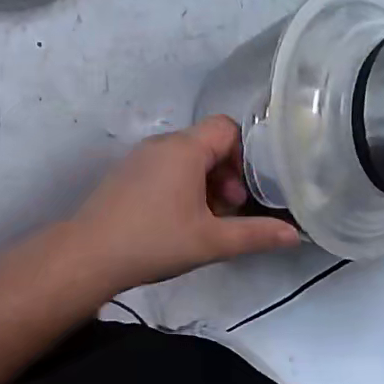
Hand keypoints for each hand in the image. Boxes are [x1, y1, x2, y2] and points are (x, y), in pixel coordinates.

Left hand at [64, 115, 301, 294]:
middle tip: (228, 210)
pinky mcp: (123, 176)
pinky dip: (178, 187)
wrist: (88, 255)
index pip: (227, 128)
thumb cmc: (154, 241)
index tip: (248, 190)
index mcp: (183, 148)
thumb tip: (295, 235)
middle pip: (206, 144)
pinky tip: (176, 221)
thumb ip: (256, 234)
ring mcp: (137, 159)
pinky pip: (162, 170)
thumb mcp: (211, 241)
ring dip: (203, 184)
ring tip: (205, 221)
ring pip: (183, 159)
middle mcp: (159, 144)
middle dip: (226, 174)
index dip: (246, 154)